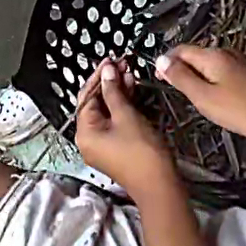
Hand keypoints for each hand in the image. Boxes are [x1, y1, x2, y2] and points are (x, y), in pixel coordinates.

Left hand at [75, 58, 178, 197]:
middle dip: (109, 82)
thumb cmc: (142, 152)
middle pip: (95, 103)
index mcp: (84, 132)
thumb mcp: (126, 116)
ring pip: (107, 110)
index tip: (110, 60)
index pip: (86, 97)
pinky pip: (115, 120)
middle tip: (122, 64)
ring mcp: (102, 143)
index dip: (98, 76)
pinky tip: (132, 90)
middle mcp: (88, 138)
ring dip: (117, 92)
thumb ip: (113, 91)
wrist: (160, 186)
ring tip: (129, 72)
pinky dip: (122, 106)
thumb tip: (106, 70)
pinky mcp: (116, 146)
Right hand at [154, 45, 245, 146]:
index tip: (157, 75)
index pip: (179, 50)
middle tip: (173, 89)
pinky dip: (213, 83)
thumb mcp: (203, 97)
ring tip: (194, 97)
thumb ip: (180, 78)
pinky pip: (223, 74)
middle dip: (181, 69)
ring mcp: (240, 64)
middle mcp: (226, 54)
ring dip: (197, 77)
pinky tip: (217, 100)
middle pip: (195, 56)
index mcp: (211, 56)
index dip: (165, 61)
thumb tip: (161, 61)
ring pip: (209, 66)